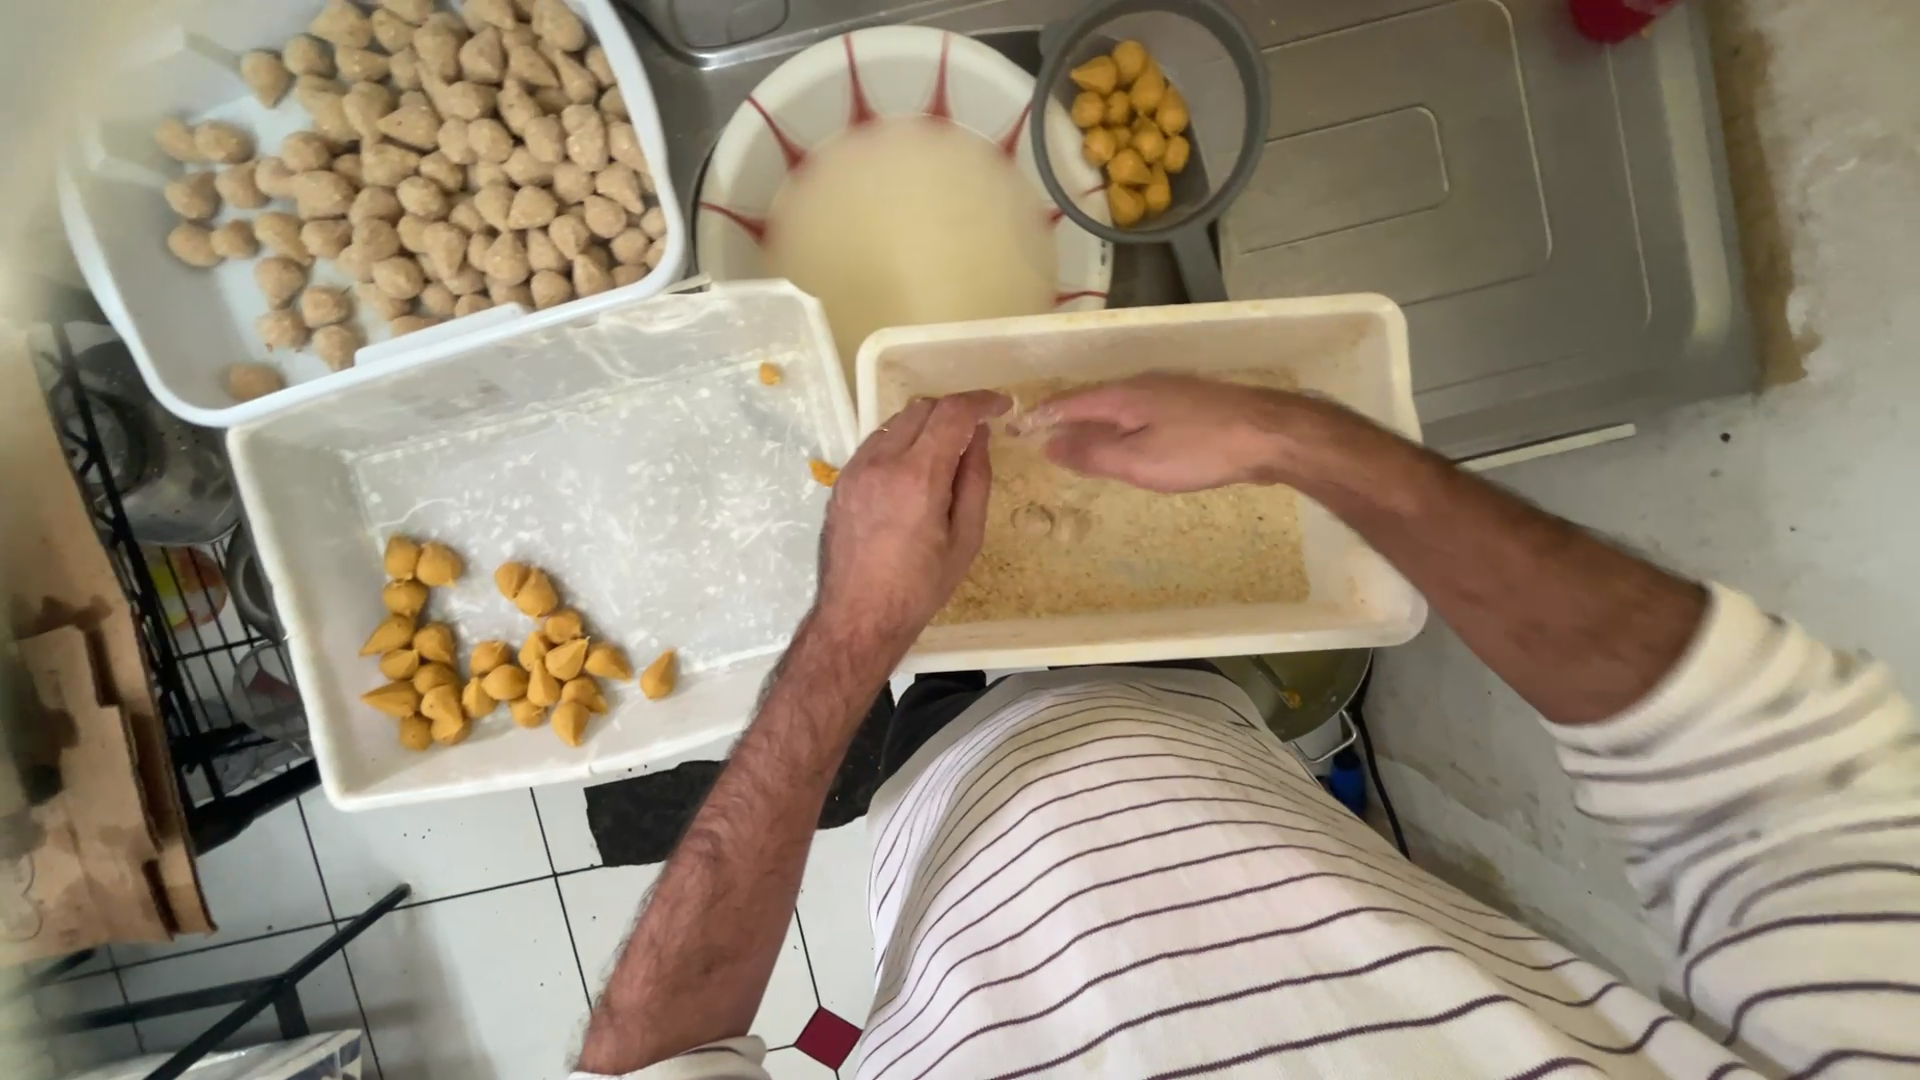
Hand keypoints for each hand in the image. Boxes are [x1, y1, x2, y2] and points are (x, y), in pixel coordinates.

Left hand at [813, 391, 1009, 652]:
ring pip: (896, 422)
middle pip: (922, 408)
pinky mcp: (841, 481)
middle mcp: (881, 462)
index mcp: (918, 477)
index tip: (1001, 406)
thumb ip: (975, 480)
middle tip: (976, 433)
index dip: (982, 401)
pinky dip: (901, 443)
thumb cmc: (919, 588)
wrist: (858, 616)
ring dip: (926, 426)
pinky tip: (913, 473)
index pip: (952, 413)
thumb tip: (979, 437)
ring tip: (945, 456)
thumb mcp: (966, 539)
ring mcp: (855, 469)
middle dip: (954, 412)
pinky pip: (876, 443)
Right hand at [1041, 373, 1337, 492]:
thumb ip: (1092, 453)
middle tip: (1045, 438)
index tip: (1018, 427)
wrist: (1269, 435)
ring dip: (1096, 424)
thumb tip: (1050, 444)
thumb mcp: (1137, 460)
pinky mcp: (1191, 403)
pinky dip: (1124, 427)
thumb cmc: (1198, 449)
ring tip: (1081, 444)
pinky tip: (1131, 441)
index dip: (1042, 416)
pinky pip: (1142, 412)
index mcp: (1122, 396)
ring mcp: (1169, 391)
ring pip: (1120, 407)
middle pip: (1093, 402)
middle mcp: (1142, 385)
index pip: (1069, 404)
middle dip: (1067, 419)